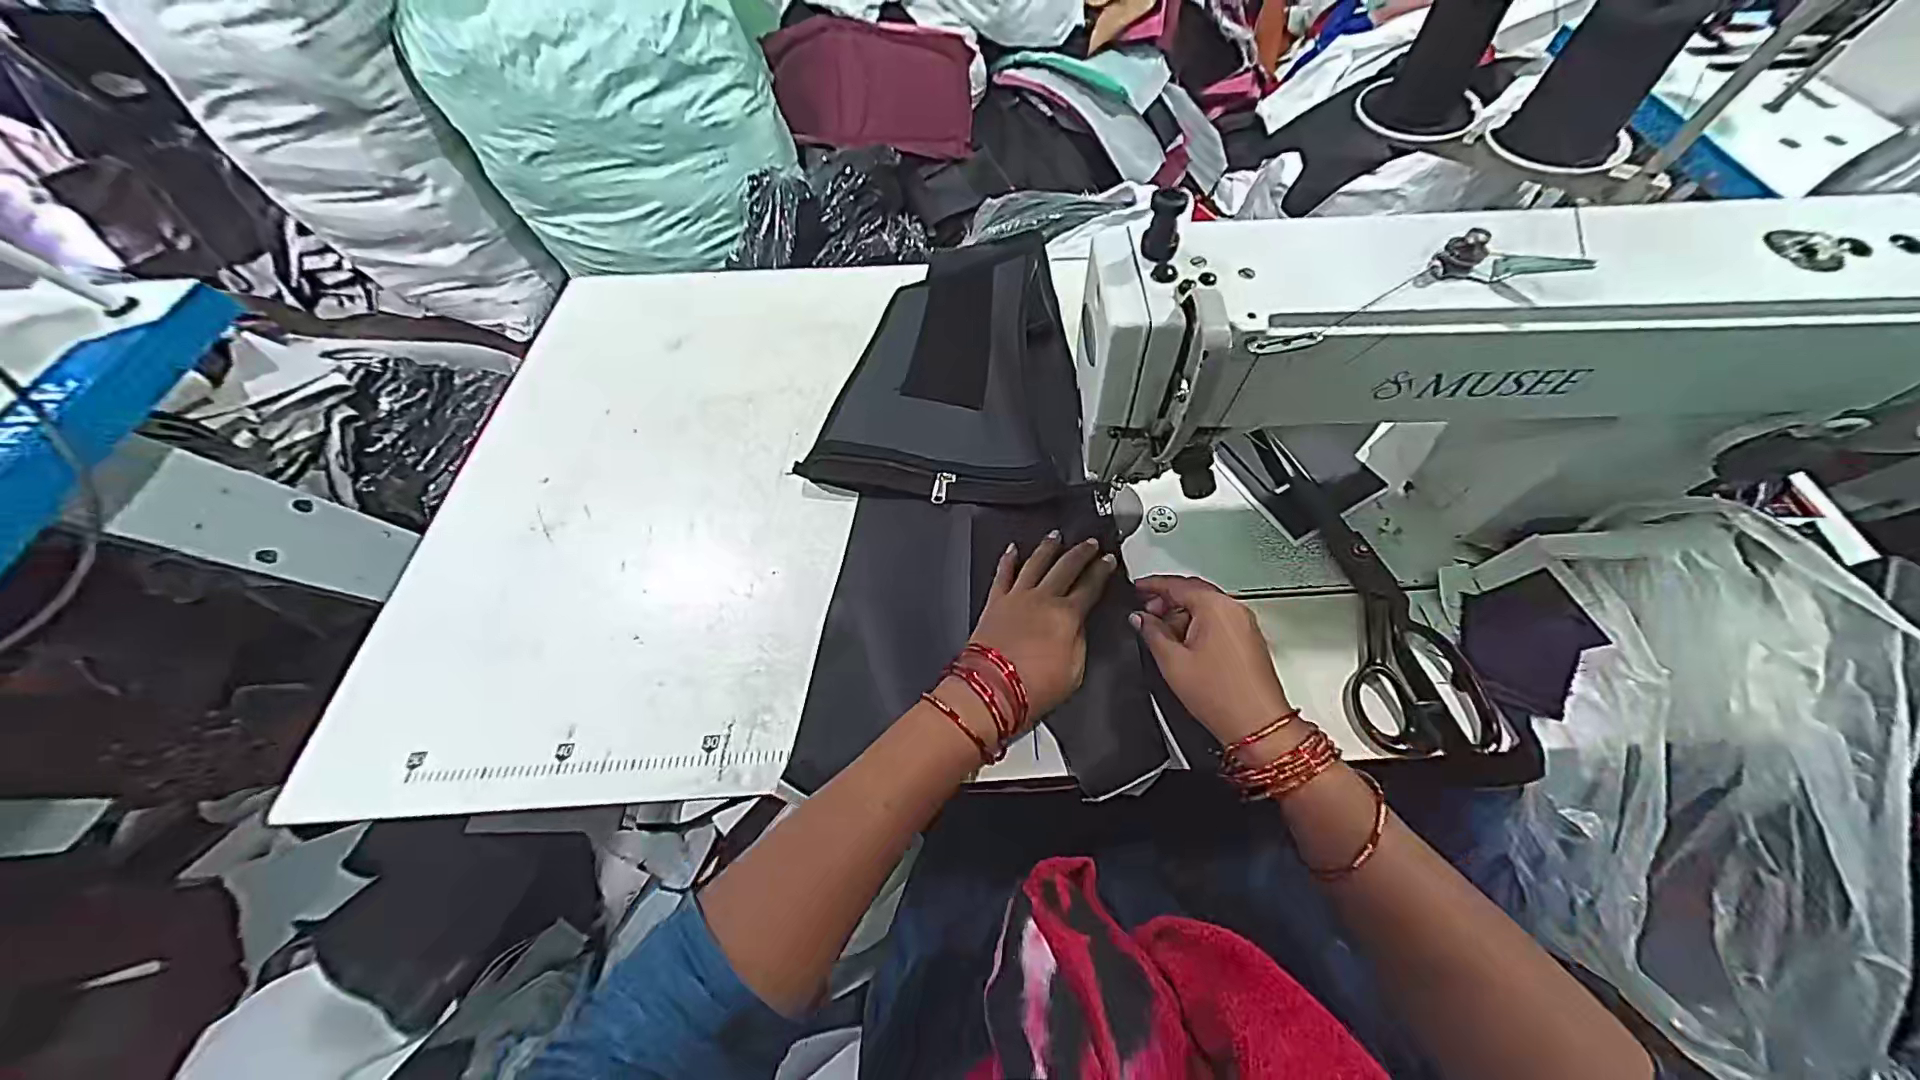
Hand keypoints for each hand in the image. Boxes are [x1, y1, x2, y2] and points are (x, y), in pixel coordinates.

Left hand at [967, 533, 1117, 724]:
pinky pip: (1002, 574)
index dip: (1102, 571)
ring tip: (1056, 536)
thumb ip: (1079, 643)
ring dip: (1048, 547)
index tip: (1108, 562)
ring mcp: (1017, 598)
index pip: (1090, 586)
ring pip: (1035, 562)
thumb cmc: (1031, 687)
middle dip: (1081, 552)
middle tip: (1090, 543)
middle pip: (1066, 566)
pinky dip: (1008, 559)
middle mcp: (1042, 600)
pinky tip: (1012, 549)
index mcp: (1067, 616)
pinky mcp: (994, 603)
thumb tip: (1079, 629)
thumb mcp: (1074, 672)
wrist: (992, 689)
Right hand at [1132, 575, 1296, 748]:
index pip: (1177, 584)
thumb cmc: (1223, 696)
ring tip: (1161, 634)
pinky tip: (1182, 645)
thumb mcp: (1171, 661)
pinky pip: (1218, 621)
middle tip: (1145, 611)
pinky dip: (1197, 625)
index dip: (1152, 585)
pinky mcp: (1248, 640)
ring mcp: (1244, 624)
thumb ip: (1151, 632)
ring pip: (1205, 607)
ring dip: (1181, 615)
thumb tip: (1141, 618)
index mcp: (1215, 607)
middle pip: (1193, 592)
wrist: (1257, 725)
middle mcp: (1234, 610)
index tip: (1137, 587)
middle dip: (1166, 600)